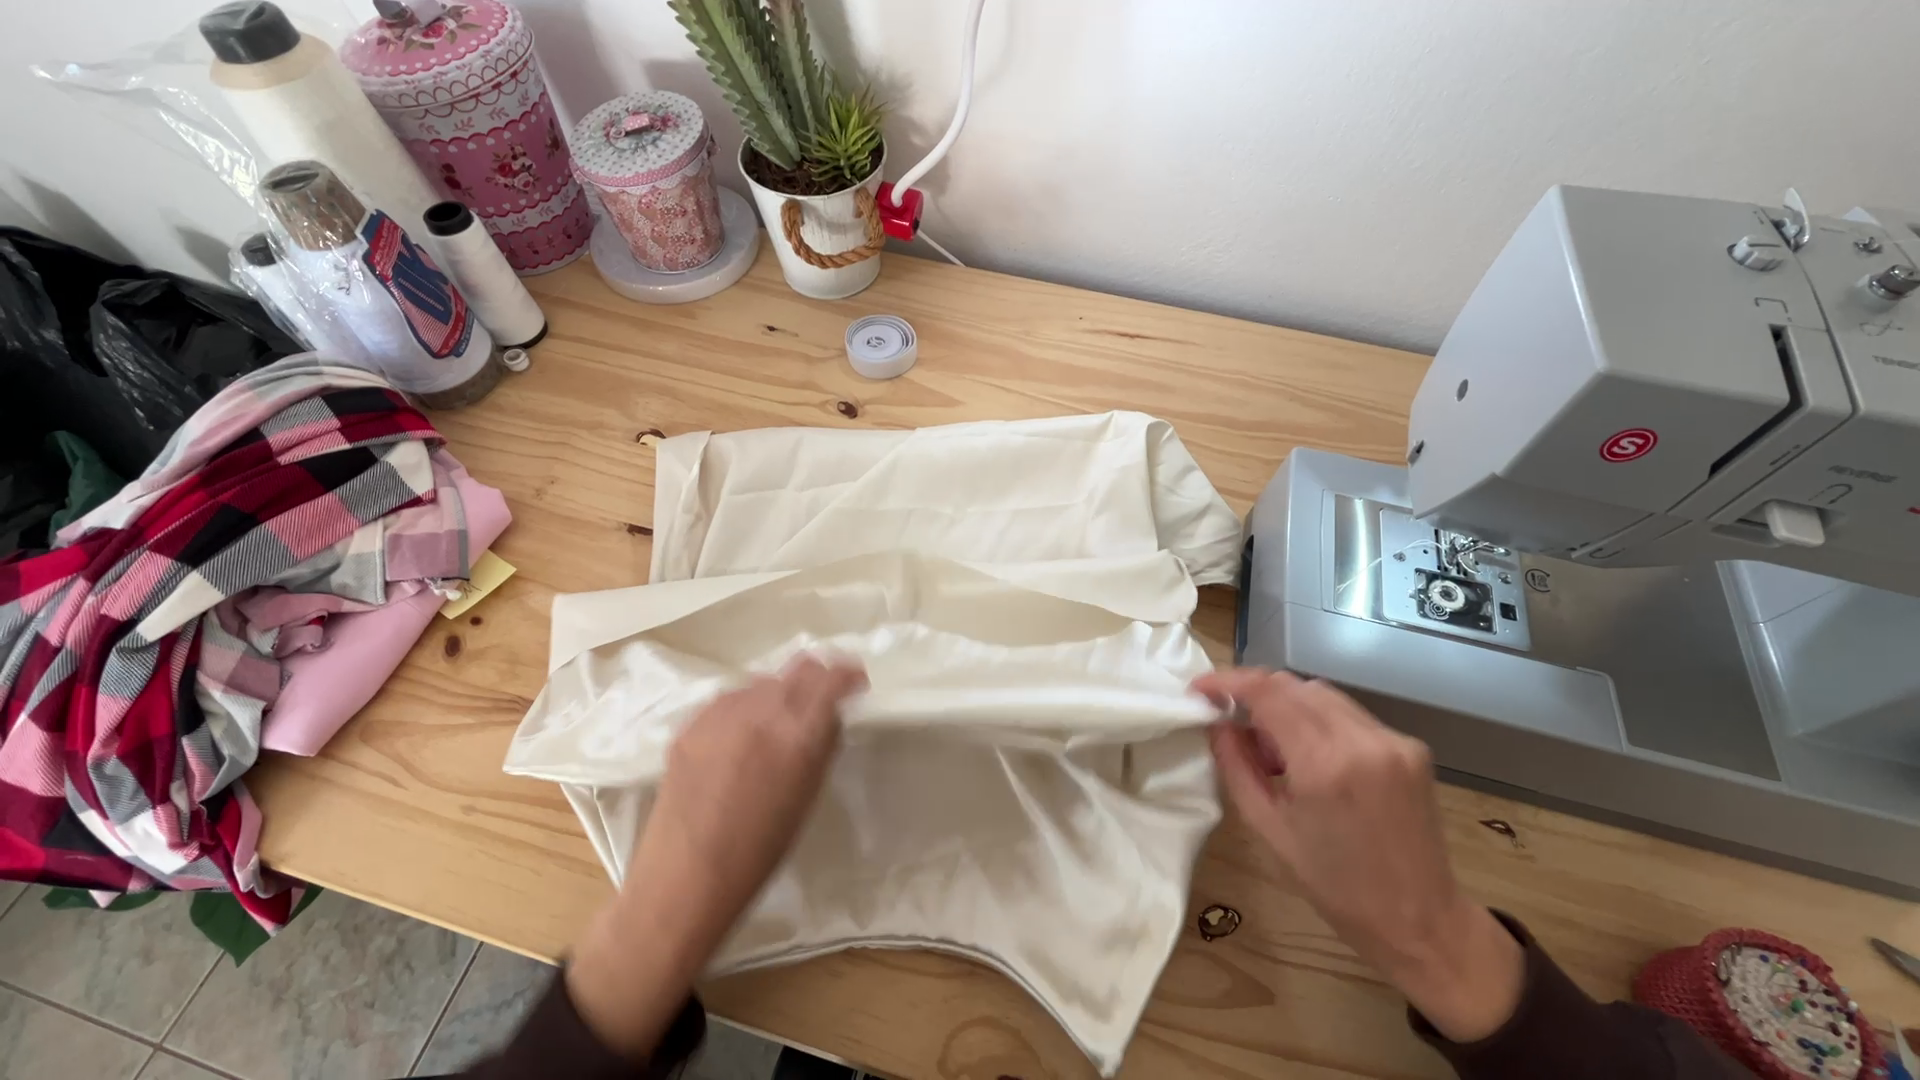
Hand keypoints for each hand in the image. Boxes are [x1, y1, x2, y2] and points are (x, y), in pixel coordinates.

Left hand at [568, 656, 866, 1057]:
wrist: (686, 876)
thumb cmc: (760, 850)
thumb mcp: (808, 795)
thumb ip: (820, 746)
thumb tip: (828, 717)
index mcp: (798, 733)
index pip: (831, 678)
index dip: (848, 674)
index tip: (856, 682)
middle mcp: (760, 710)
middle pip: (798, 666)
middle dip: (818, 676)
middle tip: (824, 695)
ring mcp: (721, 713)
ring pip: (762, 680)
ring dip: (779, 692)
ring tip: (779, 721)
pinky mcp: (691, 724)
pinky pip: (729, 699)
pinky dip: (745, 707)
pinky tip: (743, 736)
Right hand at [1194, 668, 1523, 1042]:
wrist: (1420, 920)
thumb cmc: (1334, 886)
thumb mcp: (1268, 829)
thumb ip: (1236, 766)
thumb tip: (1217, 724)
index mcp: (1324, 764)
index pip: (1267, 691)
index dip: (1227, 681)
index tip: (1200, 690)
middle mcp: (1363, 739)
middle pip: (1294, 685)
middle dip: (1254, 694)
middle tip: (1231, 724)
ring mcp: (1393, 740)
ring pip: (1323, 695)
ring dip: (1287, 707)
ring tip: (1272, 750)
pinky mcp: (1411, 747)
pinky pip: (1350, 715)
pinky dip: (1318, 723)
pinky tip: (1311, 760)